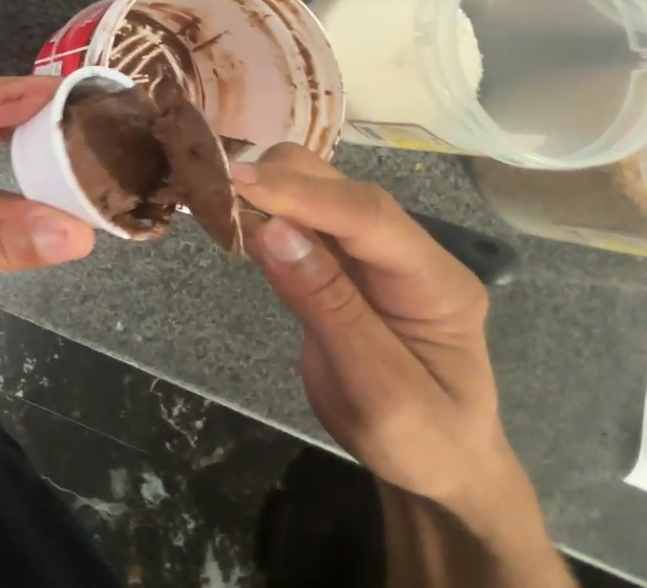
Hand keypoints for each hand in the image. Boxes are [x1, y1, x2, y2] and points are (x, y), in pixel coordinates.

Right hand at [233, 145, 537, 524]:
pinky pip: (296, 220)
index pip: (368, 216)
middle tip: (209, 190)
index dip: (300, 193)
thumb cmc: (418, 440)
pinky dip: (259, 210)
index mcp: (435, 284)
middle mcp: (407, 255)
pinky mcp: (338, 264)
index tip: (234, 179)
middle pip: (340, 188)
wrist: (437, 467)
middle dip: (277, 179)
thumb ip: (328, 307)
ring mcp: (372, 256)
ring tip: (210, 200)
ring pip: (315, 192)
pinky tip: (227, 217)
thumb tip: (271, 230)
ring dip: (264, 188)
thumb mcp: (378, 390)